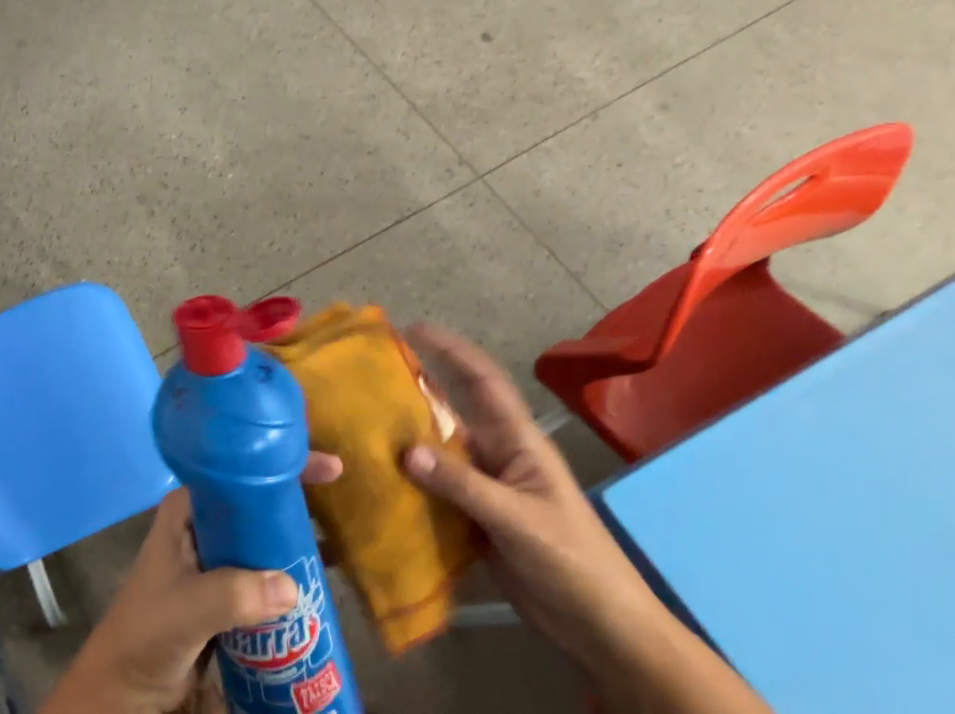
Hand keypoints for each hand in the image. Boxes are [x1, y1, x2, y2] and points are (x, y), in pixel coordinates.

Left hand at [45, 454, 343, 713]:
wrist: (125, 686)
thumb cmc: (147, 633)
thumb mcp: (188, 608)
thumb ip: (233, 594)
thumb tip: (292, 587)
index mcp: (187, 511)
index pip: (236, 472)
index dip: (280, 464)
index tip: (330, 468)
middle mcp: (204, 527)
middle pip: (257, 503)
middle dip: (299, 502)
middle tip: (348, 502)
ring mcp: (217, 561)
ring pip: (265, 540)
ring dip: (300, 541)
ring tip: (348, 538)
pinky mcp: (229, 594)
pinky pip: (268, 576)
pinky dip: (294, 575)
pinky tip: (328, 578)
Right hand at [398, 322, 665, 669]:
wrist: (599, 625)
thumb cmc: (572, 560)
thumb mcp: (518, 519)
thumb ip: (463, 485)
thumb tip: (405, 450)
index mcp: (519, 443)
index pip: (485, 383)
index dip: (453, 351)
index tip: (414, 329)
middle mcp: (497, 458)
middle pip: (450, 416)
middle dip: (413, 395)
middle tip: (365, 381)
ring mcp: (484, 490)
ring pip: (437, 456)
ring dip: (403, 444)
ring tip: (356, 429)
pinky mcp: (473, 521)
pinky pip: (433, 493)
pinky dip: (406, 486)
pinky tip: (374, 484)